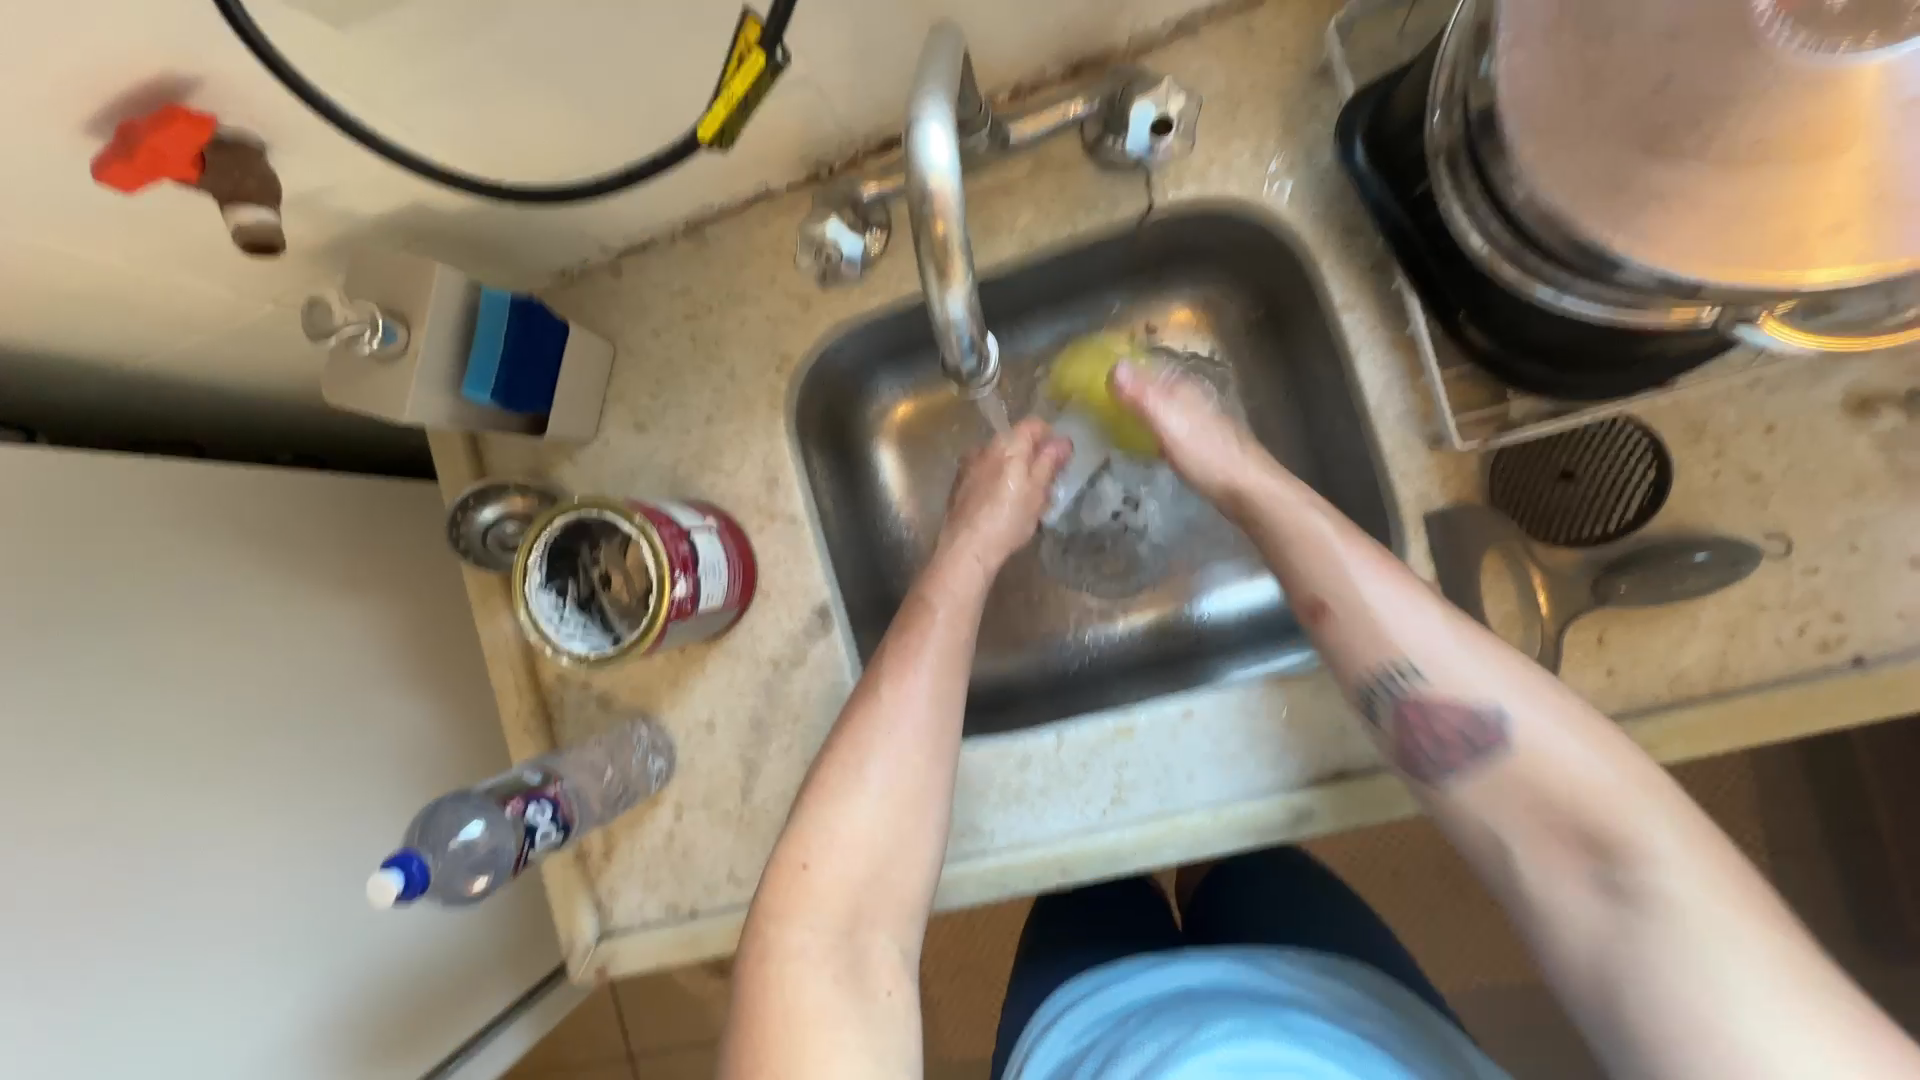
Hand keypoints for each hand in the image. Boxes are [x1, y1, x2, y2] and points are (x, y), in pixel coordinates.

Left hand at [935, 417, 1071, 580]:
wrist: (966, 547)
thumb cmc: (1008, 519)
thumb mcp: (1037, 492)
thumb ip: (1049, 462)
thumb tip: (1063, 441)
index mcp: (1008, 444)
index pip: (1033, 424)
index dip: (1050, 437)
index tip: (1058, 459)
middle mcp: (984, 447)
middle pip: (1014, 441)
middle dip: (1031, 457)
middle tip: (1044, 483)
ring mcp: (968, 465)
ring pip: (998, 458)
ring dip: (1012, 469)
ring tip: (1022, 498)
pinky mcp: (958, 484)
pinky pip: (983, 473)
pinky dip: (995, 481)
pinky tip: (999, 505)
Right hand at [1109, 359, 1272, 509]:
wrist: (1247, 489)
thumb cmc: (1206, 455)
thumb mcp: (1168, 423)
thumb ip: (1142, 396)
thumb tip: (1114, 365)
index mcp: (1183, 390)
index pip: (1149, 369)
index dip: (1125, 371)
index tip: (1096, 377)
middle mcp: (1191, 400)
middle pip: (1155, 389)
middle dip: (1131, 392)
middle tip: (1098, 402)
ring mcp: (1198, 423)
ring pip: (1163, 409)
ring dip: (1141, 412)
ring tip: (1114, 421)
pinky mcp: (1200, 446)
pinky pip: (1168, 431)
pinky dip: (1152, 432)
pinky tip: (1143, 444)